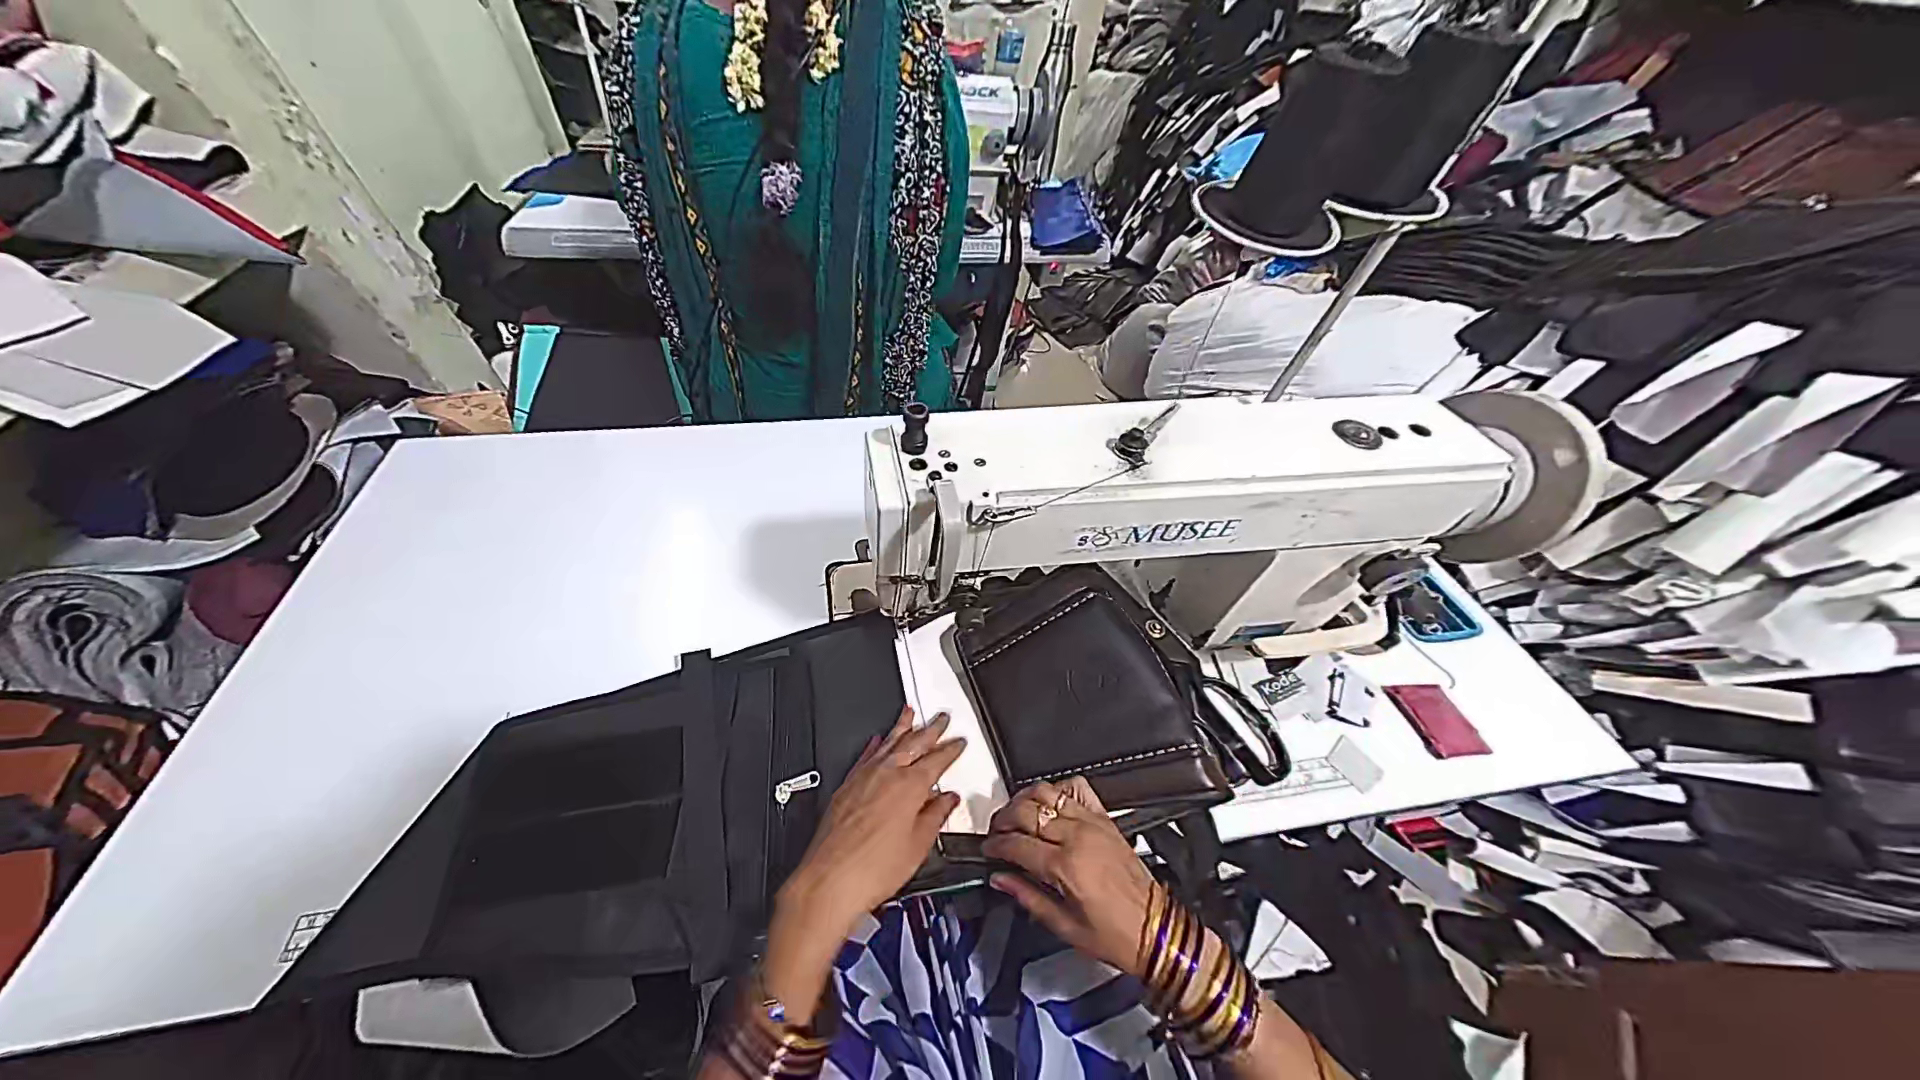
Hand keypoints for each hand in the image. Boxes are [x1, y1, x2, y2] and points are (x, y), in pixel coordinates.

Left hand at [777, 706, 963, 939]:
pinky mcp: (846, 786)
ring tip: (909, 712)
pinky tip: (876, 740)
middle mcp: (886, 775)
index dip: (951, 749)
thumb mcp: (918, 845)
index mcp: (910, 786)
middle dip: (931, 729)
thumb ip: (935, 816)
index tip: (958, 742)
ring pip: (888, 743)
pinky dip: (874, 745)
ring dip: (901, 726)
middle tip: (941, 718)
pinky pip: (864, 755)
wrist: (829, 881)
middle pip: (914, 743)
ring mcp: (864, 778)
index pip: (937, 760)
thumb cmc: (870, 870)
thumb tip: (946, 801)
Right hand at [982, 777, 1157, 977]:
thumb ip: (1027, 896)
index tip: (989, 849)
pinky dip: (1058, 789)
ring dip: (1024, 800)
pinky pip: (1077, 788)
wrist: (1155, 929)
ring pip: (1046, 792)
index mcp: (1066, 866)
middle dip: (1003, 820)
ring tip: (1016, 815)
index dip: (995, 845)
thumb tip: (1001, 879)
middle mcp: (1078, 837)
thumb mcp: (1064, 926)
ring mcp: (1092, 822)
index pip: (1016, 843)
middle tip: (997, 833)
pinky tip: (1049, 802)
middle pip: (1025, 811)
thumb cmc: (1117, 933)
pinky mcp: (1104, 818)